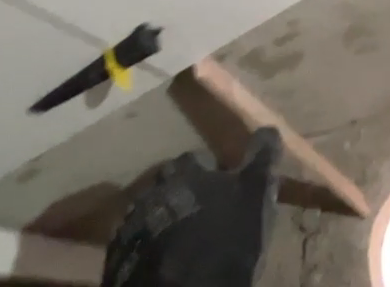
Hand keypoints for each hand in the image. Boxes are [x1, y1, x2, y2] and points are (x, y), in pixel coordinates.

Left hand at [104, 128, 282, 286]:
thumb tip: (268, 128)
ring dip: (170, 218)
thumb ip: (262, 158)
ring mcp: (133, 224)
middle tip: (206, 212)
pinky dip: (154, 247)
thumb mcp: (256, 193)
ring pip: (155, 211)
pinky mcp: (121, 258)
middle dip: (186, 192)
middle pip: (172, 183)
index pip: (199, 159)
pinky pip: (140, 243)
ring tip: (187, 238)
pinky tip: (170, 260)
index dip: (214, 173)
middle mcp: (155, 189)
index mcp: (186, 169)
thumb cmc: (226, 237)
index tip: (227, 188)